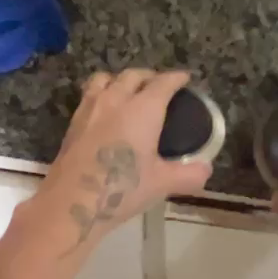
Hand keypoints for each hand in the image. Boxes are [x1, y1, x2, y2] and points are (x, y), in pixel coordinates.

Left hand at [26, 69, 213, 253]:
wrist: (71, 203)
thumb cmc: (121, 189)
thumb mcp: (162, 184)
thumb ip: (188, 175)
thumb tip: (206, 170)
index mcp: (143, 109)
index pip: (163, 83)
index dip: (176, 78)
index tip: (184, 78)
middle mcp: (116, 100)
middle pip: (133, 75)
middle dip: (148, 76)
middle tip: (158, 84)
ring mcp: (90, 109)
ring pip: (105, 79)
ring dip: (120, 80)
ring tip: (127, 91)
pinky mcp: (73, 123)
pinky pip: (90, 95)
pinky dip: (102, 94)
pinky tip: (104, 112)